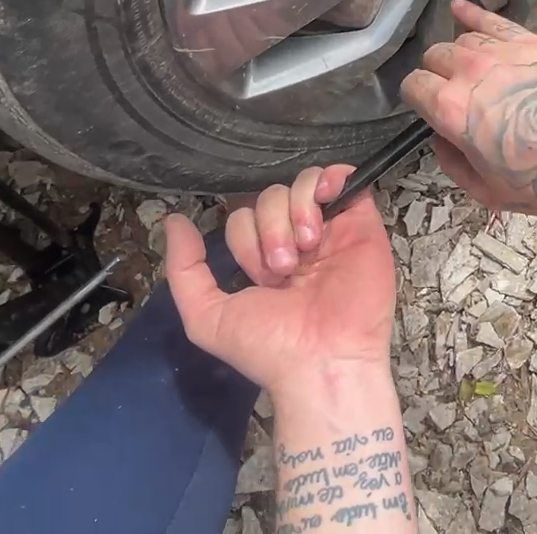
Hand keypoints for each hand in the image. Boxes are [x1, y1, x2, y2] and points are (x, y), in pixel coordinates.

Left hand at [164, 165, 394, 389]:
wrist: (324, 359)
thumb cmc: (269, 345)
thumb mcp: (209, 317)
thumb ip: (185, 270)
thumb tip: (173, 221)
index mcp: (266, 259)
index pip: (245, 218)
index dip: (245, 239)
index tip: (261, 278)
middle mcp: (299, 240)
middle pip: (272, 197)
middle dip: (271, 228)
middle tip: (284, 268)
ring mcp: (333, 230)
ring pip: (304, 185)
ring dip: (297, 210)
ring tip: (308, 245)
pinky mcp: (363, 223)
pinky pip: (347, 180)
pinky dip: (332, 176)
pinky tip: (326, 195)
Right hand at [399, 0, 536, 218]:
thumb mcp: (484, 190)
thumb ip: (451, 161)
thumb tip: (441, 138)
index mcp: (451, 109)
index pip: (414, 85)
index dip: (417, 97)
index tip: (425, 104)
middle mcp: (471, 72)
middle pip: (436, 56)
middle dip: (436, 73)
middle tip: (452, 91)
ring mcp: (504, 52)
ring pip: (464, 39)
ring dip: (460, 53)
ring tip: (471, 70)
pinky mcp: (533, 42)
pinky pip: (493, 19)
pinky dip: (472, 12)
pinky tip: (460, 8)